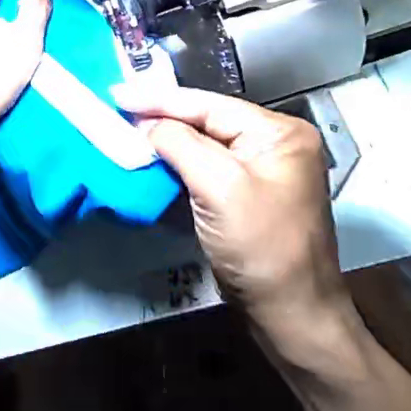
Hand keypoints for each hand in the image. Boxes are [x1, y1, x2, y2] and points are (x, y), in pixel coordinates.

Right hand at [112, 86, 349, 340]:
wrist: (291, 315)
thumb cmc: (262, 249)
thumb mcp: (221, 188)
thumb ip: (183, 145)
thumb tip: (148, 124)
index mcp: (280, 133)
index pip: (213, 106)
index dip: (163, 100)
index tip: (120, 95)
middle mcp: (275, 145)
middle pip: (210, 123)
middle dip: (164, 119)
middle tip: (119, 113)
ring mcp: (263, 172)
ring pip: (207, 147)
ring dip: (169, 144)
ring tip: (129, 133)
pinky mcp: (249, 198)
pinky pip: (209, 172)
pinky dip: (181, 168)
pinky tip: (154, 162)